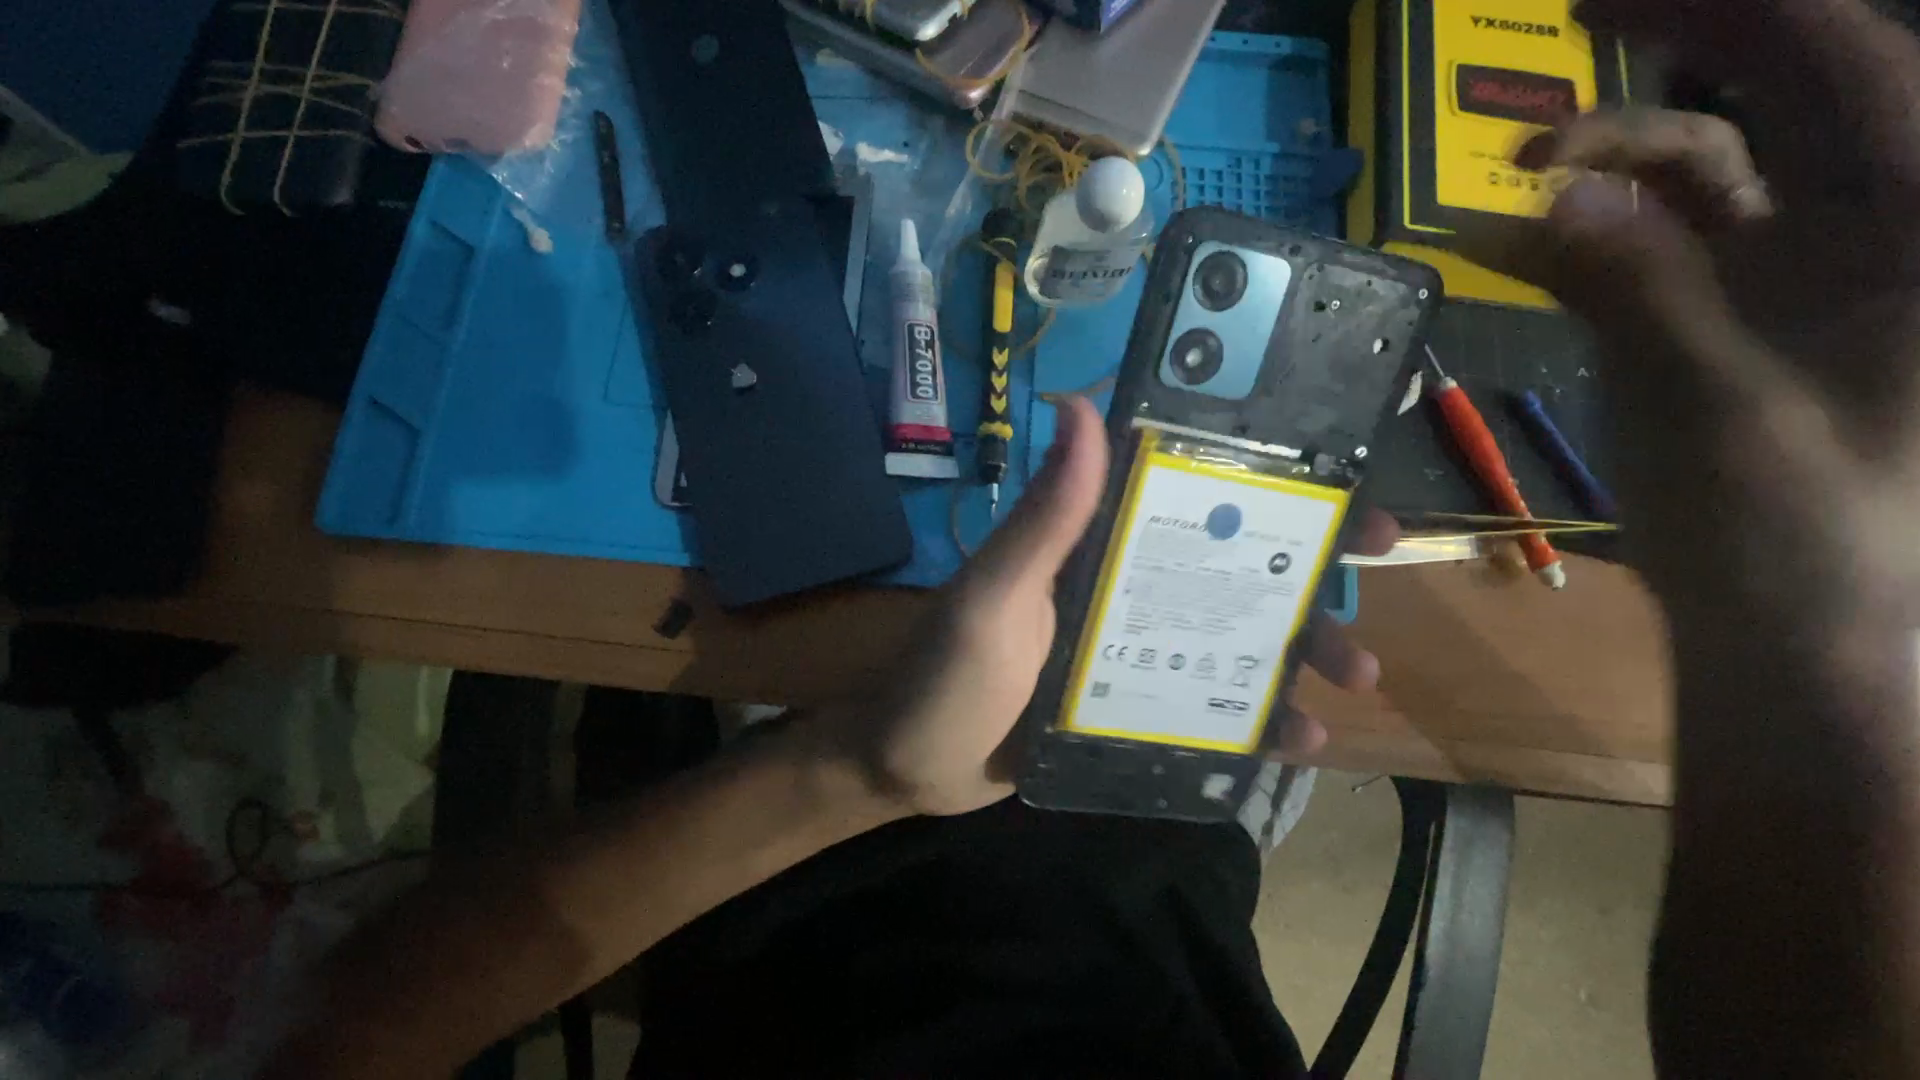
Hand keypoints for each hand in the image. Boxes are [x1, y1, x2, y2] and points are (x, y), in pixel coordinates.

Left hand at [820, 396, 1399, 817]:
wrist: (911, 773)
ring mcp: (1128, 648)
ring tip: (1358, 675)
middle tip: (1381, 564)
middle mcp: (1117, 584)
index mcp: (1090, 543)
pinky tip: (1304, 742)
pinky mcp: (1130, 705)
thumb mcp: (992, 599)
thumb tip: (1081, 404)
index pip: (1183, 491)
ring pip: (1231, 634)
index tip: (1341, 478)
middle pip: (1226, 561)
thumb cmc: (942, 680)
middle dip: (1306, 563)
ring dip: (1298, 647)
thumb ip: (1043, 520)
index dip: (1262, 478)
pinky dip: (1256, 720)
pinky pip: (1206, 704)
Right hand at [1470, 0, 1919, 649]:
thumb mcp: (1720, 410)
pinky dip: (1589, 237)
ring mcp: (1793, 278)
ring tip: (1518, 185)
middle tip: (1567, 42)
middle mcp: (1867, 230)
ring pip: (1707, 173)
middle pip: (1779, 99)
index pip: (1846, 64)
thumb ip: (1640, 295)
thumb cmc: (1804, 536)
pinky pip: (1657, 249)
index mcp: (1919, 229)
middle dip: (1669, 65)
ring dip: (1611, 163)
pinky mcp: (1726, 324)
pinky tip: (1523, 245)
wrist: (1801, 635)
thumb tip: (1546, 200)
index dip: (1732, 10)